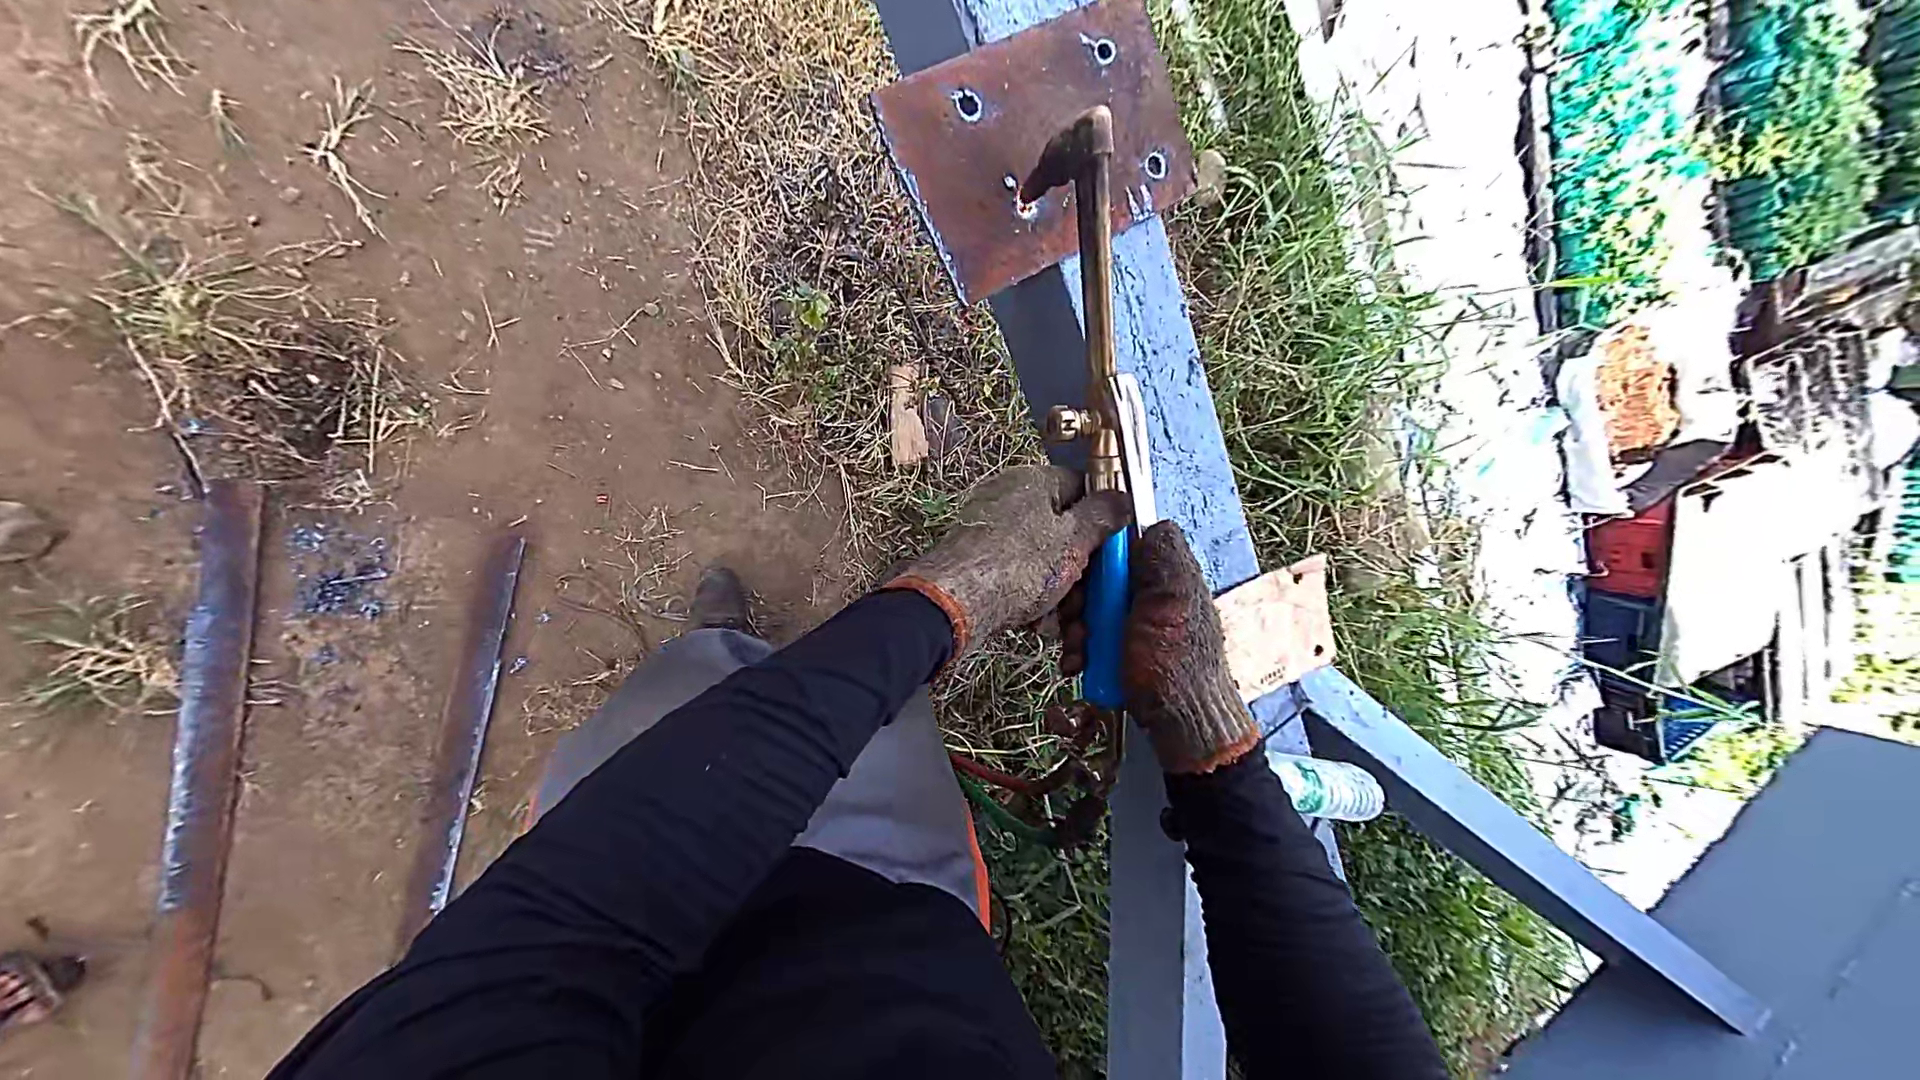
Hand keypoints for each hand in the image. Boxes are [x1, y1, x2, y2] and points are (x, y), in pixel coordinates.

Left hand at [884, 465, 1129, 657]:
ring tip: (1062, 620)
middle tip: (1087, 597)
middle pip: (1061, 530)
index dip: (1101, 517)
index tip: (1112, 547)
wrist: (954, 604)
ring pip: (1042, 559)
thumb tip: (1121, 498)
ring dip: (1059, 591)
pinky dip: (1032, 597)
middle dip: (1080, 568)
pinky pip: (1018, 575)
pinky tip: (1037, 623)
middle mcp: (1008, 500)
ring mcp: (990, 532)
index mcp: (1032, 482)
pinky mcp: (977, 562)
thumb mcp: (1073, 540)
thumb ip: (1102, 516)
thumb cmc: (1017, 566)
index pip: (1080, 486)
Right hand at [1066, 520, 1258, 773]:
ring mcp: (1130, 621)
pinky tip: (1077, 662)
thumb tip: (1149, 519)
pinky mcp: (1118, 647)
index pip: (1115, 545)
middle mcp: (1146, 592)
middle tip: (1075, 624)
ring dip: (1073, 629)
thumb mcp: (1173, 602)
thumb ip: (1163, 558)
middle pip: (1095, 578)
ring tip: (1077, 649)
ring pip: (1086, 609)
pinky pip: (1088, 636)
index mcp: (1162, 574)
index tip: (1081, 582)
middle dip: (1077, 601)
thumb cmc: (1174, 662)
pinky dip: (1077, 648)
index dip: (1093, 559)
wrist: (1180, 724)